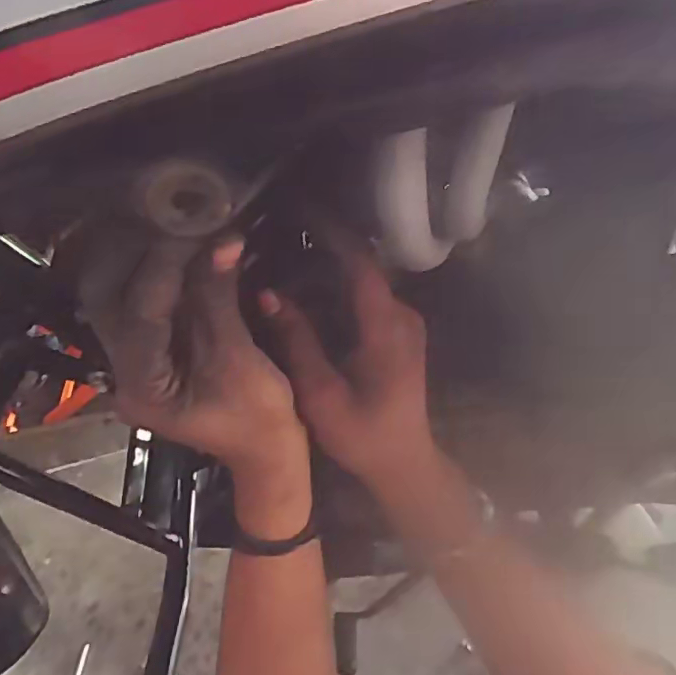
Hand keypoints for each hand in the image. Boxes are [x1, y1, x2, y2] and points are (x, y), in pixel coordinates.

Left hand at [77, 225, 308, 530]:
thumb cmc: (259, 421)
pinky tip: (180, 249)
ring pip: (119, 296)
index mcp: (142, 388)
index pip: (140, 314)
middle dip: (138, 255)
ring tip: (177, 226)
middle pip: (110, 299)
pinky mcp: (150, 351)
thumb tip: (222, 241)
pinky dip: (158, 274)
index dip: (164, 267)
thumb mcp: (240, 360)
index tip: (192, 230)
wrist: (267, 454)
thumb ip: (220, 299)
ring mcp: (133, 362)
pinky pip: (141, 302)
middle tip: (173, 220)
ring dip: (144, 259)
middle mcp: (123, 374)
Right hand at [261, 228, 441, 493]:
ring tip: (289, 255)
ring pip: (365, 281)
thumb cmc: (362, 435)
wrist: (403, 462)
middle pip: (364, 267)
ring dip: (331, 267)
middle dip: (325, 246)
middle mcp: (403, 317)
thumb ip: (298, 341)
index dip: (334, 235)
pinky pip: (368, 297)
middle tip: (282, 234)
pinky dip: (340, 286)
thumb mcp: (321, 393)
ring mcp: (405, 325)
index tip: (301, 212)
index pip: (363, 265)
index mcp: (387, 329)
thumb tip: (270, 294)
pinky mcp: (400, 334)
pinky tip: (310, 289)